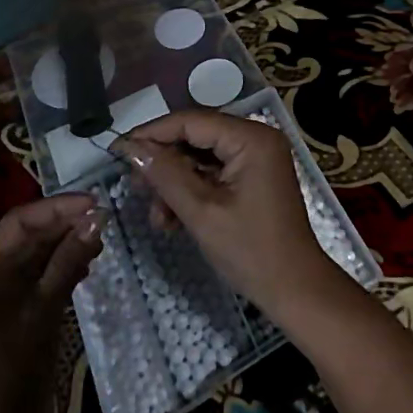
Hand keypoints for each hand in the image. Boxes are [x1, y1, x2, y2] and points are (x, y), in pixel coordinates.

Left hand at [0, 195, 103, 412]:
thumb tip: (96, 219)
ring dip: (65, 249)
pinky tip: (88, 268)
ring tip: (103, 239)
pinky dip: (63, 275)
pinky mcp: (17, 327)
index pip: (18, 224)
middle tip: (107, 217)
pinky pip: (40, 288)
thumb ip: (65, 265)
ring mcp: (0, 307)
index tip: (97, 203)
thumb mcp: (40, 318)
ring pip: (35, 264)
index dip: (56, 208)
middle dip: (63, 226)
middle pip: (25, 241)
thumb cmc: (7, 382)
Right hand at [116, 110, 340, 316]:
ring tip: (157, 216)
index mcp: (250, 138)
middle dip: (163, 163)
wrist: (296, 291)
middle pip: (195, 137)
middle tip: (134, 186)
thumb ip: (164, 173)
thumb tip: (129, 147)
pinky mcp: (252, 177)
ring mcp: (256, 158)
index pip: (190, 121)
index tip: (117, 150)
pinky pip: (212, 173)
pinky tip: (172, 219)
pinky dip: (191, 192)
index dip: (151, 133)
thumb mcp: (200, 211)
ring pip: (200, 158)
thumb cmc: (251, 251)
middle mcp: (255, 138)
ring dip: (174, 183)